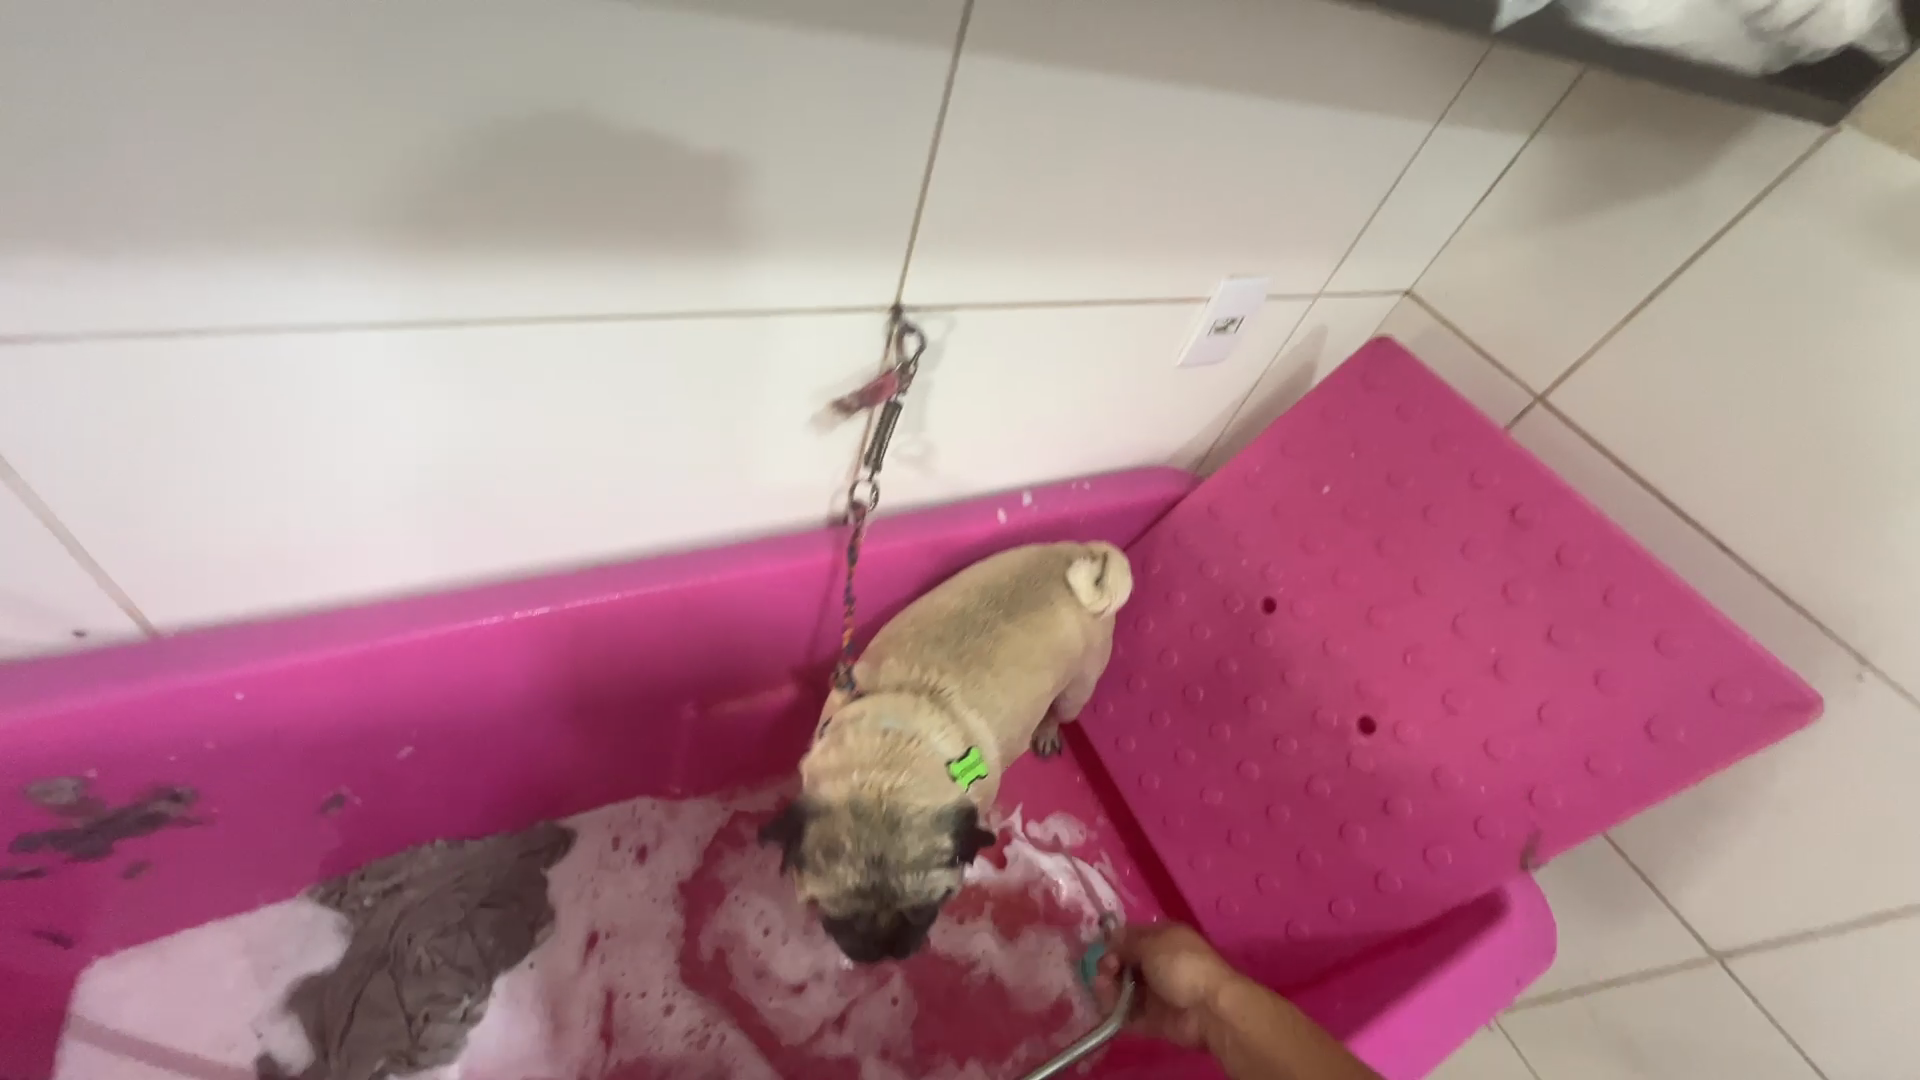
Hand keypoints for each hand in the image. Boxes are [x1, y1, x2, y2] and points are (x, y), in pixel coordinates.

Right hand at [1092, 922, 1239, 1049]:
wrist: (1208, 1009)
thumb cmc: (1181, 964)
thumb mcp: (1151, 943)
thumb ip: (1126, 943)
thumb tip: (1110, 939)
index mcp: (1161, 939)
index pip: (1130, 938)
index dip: (1114, 943)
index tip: (1103, 949)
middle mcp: (1157, 964)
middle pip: (1124, 964)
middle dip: (1109, 966)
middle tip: (1105, 971)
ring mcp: (1155, 994)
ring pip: (1123, 990)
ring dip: (1108, 989)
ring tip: (1102, 988)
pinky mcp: (1153, 1020)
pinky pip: (1129, 1015)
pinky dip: (1115, 1012)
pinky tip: (1107, 1007)